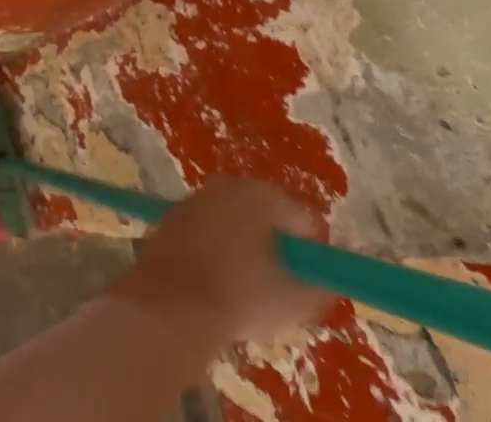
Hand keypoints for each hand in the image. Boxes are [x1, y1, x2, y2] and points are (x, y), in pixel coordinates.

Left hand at [110, 177, 332, 342]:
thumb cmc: (243, 297)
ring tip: (241, 283)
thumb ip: (320, 283)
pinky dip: (210, 246)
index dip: (307, 253)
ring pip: (231, 221)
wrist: (172, 303)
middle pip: (264, 216)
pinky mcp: (168, 217)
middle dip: (272, 243)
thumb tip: (321, 278)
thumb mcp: (299, 300)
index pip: (302, 221)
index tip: (302, 279)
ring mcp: (193, 199)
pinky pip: (203, 230)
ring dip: (240, 243)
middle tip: (274, 281)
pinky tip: (210, 277)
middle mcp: (226, 187)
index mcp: (263, 196)